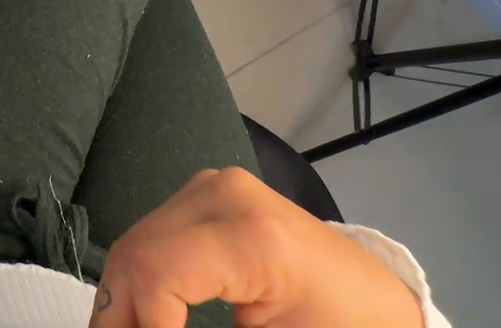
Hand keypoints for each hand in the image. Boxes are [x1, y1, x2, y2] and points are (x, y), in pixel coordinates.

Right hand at [91, 167, 421, 327]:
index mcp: (252, 238)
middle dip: (120, 320)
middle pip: (134, 255)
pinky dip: (140, 282)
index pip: (155, 274)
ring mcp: (209, 186)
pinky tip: (150, 318)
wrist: (380, 303)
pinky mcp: (204, 192)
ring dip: (124, 304)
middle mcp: (221, 194)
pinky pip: (150, 237)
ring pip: (133, 245)